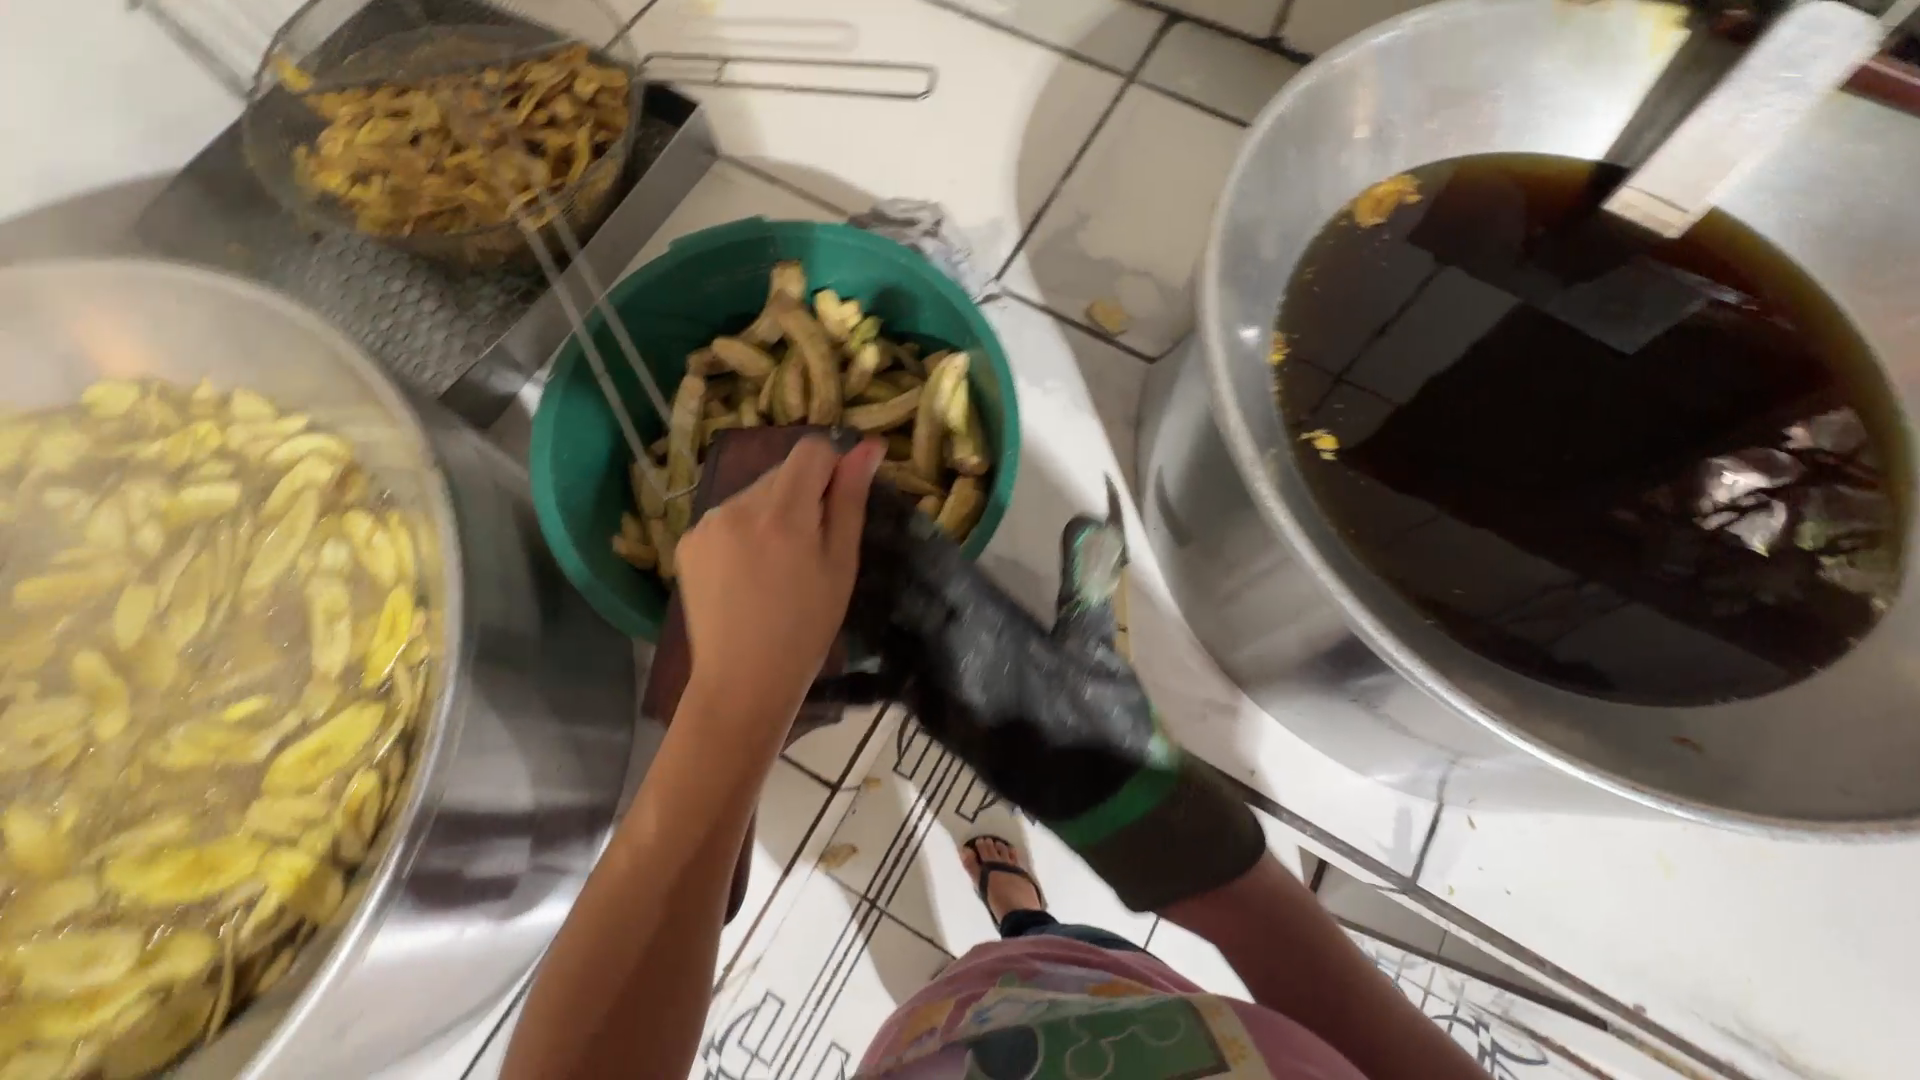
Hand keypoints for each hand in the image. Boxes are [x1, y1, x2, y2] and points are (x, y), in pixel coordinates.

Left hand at [677, 434, 883, 726]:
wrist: (743, 680)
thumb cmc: (807, 628)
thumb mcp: (841, 565)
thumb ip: (851, 500)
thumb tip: (868, 447)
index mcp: (783, 512)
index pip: (811, 450)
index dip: (832, 469)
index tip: (837, 507)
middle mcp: (738, 505)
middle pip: (782, 473)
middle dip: (802, 497)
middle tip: (809, 551)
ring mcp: (707, 523)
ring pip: (754, 495)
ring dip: (772, 515)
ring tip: (777, 568)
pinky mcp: (688, 542)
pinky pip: (727, 519)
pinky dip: (743, 534)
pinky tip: (747, 575)